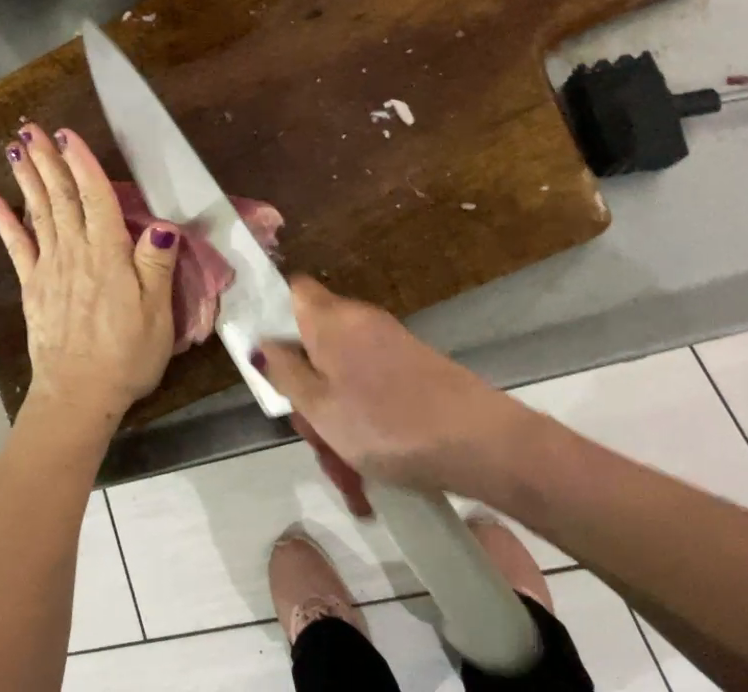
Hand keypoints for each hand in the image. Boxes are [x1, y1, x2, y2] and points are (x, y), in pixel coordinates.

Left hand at [0, 124, 179, 422]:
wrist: (79, 393)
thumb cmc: (126, 355)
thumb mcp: (157, 313)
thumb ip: (157, 266)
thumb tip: (165, 225)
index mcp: (109, 254)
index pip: (95, 197)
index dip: (81, 162)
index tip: (67, 134)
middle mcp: (75, 251)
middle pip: (60, 196)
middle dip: (46, 160)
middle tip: (30, 128)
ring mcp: (48, 267)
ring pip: (38, 213)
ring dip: (27, 179)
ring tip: (15, 149)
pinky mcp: (31, 286)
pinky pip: (16, 247)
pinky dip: (4, 222)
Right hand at [254, 276, 541, 509]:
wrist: (486, 446)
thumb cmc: (387, 425)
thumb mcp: (318, 408)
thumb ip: (284, 372)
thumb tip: (262, 343)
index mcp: (330, 320)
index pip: (290, 290)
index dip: (270, 312)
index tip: (262, 351)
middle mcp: (360, 320)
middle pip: (314, 337)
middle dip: (303, 378)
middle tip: (305, 423)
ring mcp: (391, 343)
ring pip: (341, 368)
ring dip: (333, 405)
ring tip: (340, 456)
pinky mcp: (415, 366)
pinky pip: (370, 382)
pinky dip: (362, 411)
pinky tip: (369, 453)